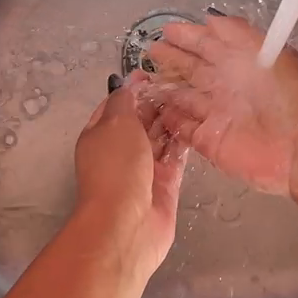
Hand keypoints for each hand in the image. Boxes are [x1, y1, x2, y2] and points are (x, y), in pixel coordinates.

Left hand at [72, 71, 188, 269]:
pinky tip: (197, 123)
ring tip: (192, 97)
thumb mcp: (115, 123)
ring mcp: (143, 169)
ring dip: (172, 119)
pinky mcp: (165, 186)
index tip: (151, 71)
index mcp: (100, 134)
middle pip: (140, 121)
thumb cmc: (116, 167)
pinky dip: (183, 142)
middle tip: (180, 82)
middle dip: (156, 102)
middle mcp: (120, 151)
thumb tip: (126, 83)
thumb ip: (124, 100)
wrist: (126, 226)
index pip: (116, 105)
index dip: (132, 88)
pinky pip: (175, 158)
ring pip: (160, 138)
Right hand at [144, 15, 297, 197]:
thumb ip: (235, 33)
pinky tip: (153, 110)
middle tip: (149, 50)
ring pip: (184, 97)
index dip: (187, 36)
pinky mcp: (209, 141)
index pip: (206, 45)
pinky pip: (183, 128)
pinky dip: (169, 120)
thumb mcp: (264, 50)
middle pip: (192, 70)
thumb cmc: (284, 92)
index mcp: (238, 63)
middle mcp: (225, 86)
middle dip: (171, 58)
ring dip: (166, 87)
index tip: (165, 29)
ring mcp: (216, 114)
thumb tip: (208, 19)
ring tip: (142, 78)